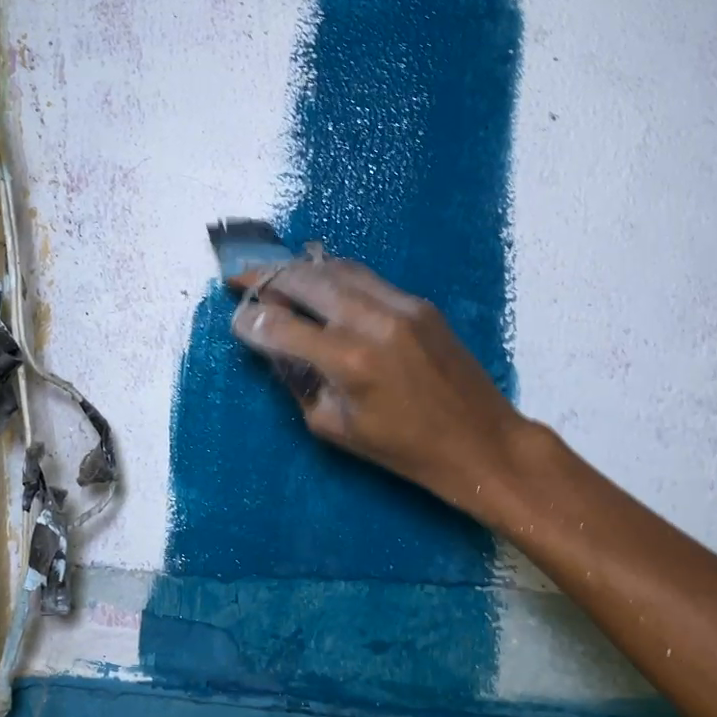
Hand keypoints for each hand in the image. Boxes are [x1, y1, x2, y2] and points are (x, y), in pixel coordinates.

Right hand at [229, 258, 528, 514]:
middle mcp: (372, 321)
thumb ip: (298, 381)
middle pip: (304, 279)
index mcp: (348, 361)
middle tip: (239, 280)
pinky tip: (317, 283)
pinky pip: (363, 276)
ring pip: (335, 267)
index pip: (280, 326)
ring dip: (298, 269)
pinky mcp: (418, 302)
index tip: (235, 319)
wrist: (482, 441)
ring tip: (273, 276)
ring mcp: (400, 305)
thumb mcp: (333, 427)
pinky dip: (332, 275)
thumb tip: (273, 346)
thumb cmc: (403, 449)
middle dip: (266, 278)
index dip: (249, 320)